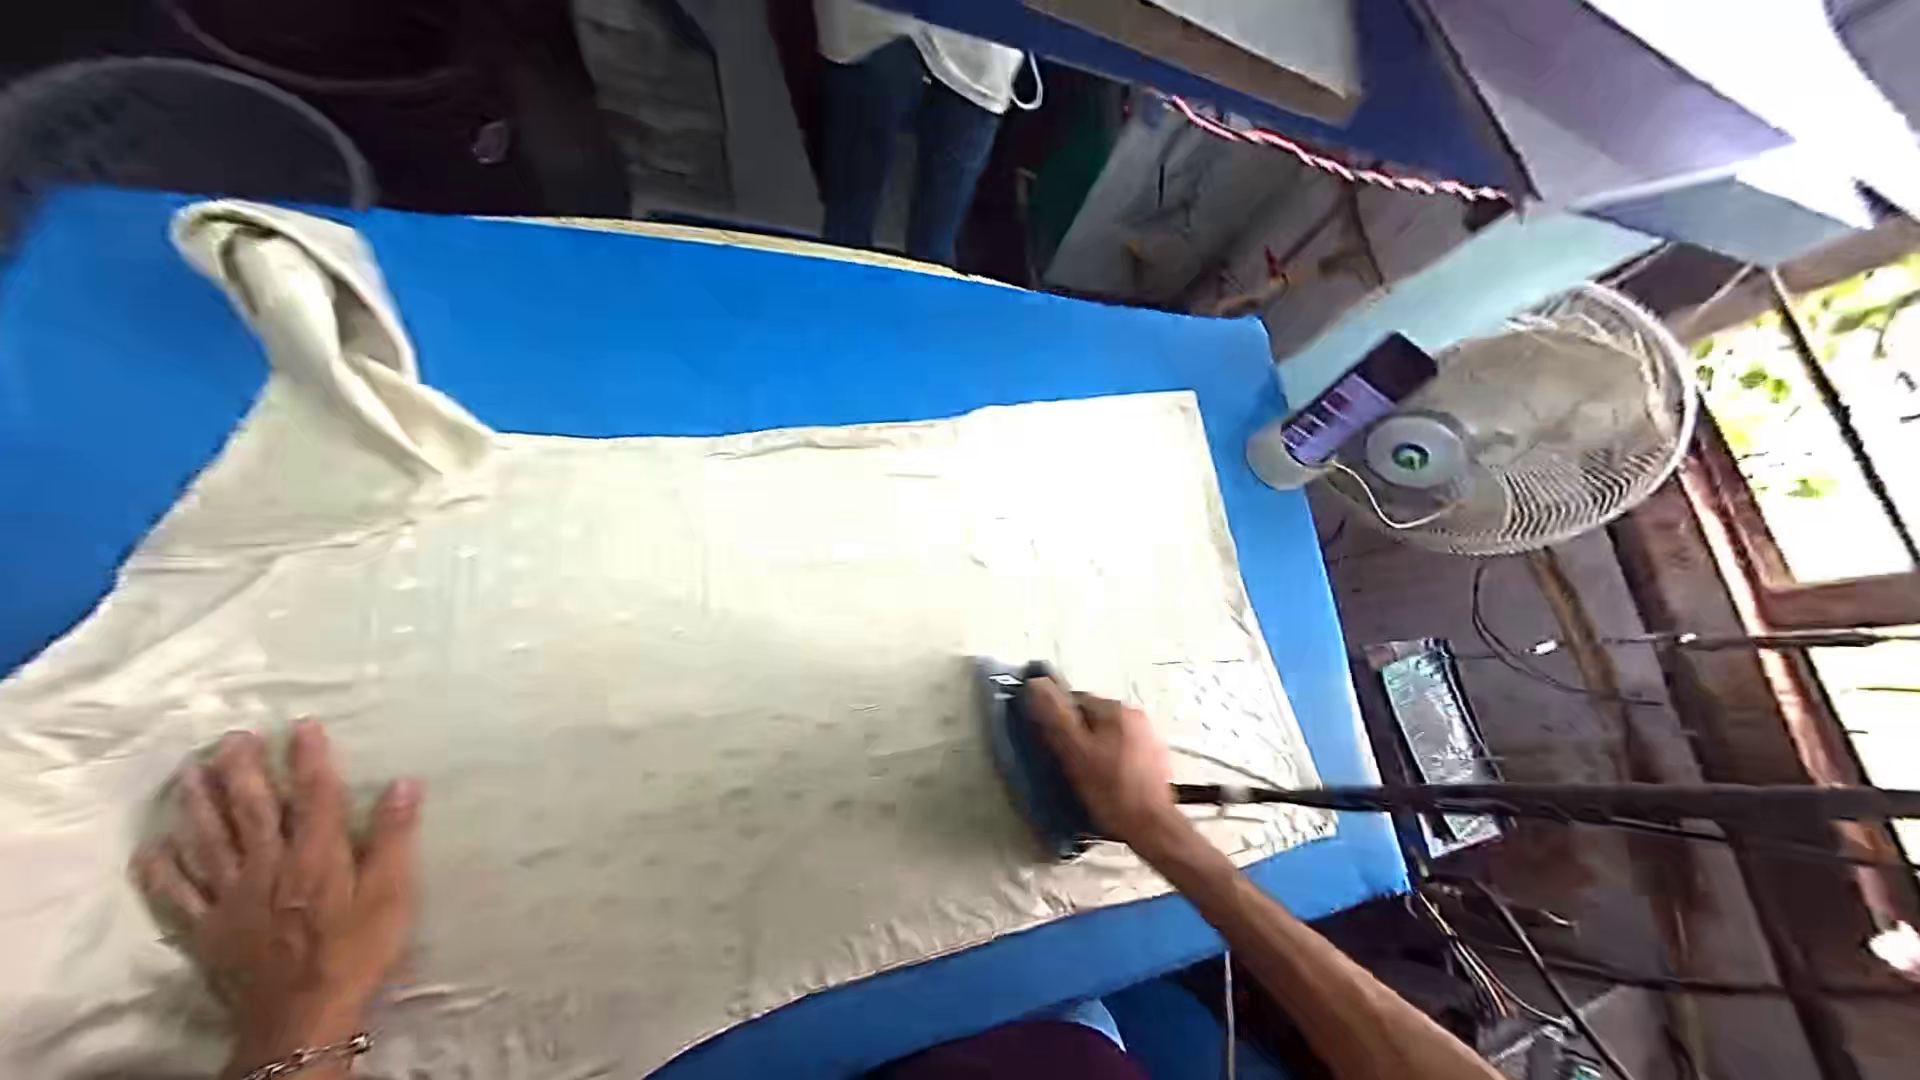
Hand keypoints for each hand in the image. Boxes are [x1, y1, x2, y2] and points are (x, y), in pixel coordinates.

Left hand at [132, 722, 421, 1078]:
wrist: (301, 1016)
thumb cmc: (359, 946)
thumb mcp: (393, 890)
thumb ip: (396, 835)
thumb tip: (404, 782)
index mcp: (316, 856)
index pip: (313, 795)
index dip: (308, 758)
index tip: (301, 726)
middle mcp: (268, 868)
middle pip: (251, 812)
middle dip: (241, 772)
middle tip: (231, 739)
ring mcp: (230, 899)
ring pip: (207, 843)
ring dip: (196, 806)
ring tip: (188, 775)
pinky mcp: (206, 930)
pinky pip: (176, 895)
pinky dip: (161, 869)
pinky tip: (152, 848)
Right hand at [1026, 677, 1191, 854]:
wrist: (1151, 828)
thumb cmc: (1110, 790)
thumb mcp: (1074, 752)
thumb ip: (1055, 716)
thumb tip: (1036, 683)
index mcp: (1117, 709)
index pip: (1075, 700)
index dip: (1060, 722)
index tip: (1055, 745)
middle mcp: (1135, 716)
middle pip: (1092, 716)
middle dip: (1077, 735)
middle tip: (1070, 763)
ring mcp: (1147, 737)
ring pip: (1106, 733)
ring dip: (1093, 747)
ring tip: (1087, 774)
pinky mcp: (1153, 757)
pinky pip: (1121, 748)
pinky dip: (1110, 759)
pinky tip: (1107, 780)